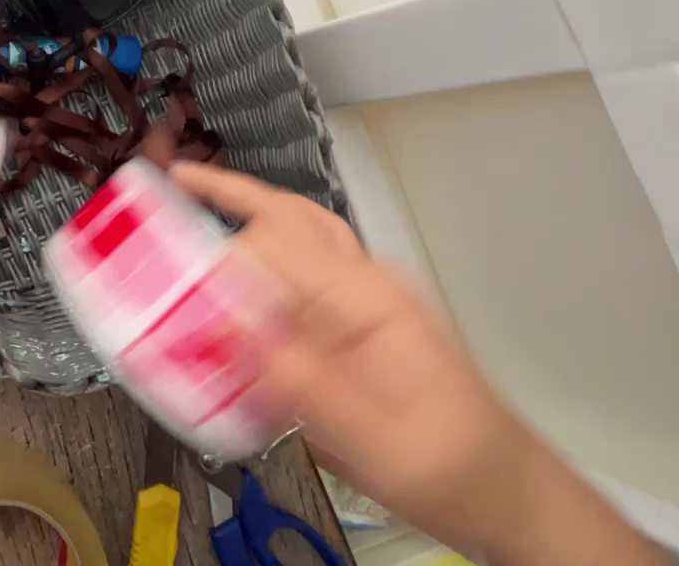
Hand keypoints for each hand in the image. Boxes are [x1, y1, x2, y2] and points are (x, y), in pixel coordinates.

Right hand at [170, 164, 658, 564]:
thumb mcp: (376, 444)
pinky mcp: (355, 308)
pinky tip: (231, 254)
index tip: (177, 276)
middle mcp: (368, 279)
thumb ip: (302, 381)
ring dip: (241, 203)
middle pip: (287, 213)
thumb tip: (231, 327)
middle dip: (225, 196)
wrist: (508, 489)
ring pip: (295, 222)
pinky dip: (257, 240)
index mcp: (374, 299)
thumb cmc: (456, 468)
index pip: (281, 245)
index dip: (220, 253)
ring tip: (190, 189)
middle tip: (170, 190)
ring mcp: (364, 289)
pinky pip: (299, 256)